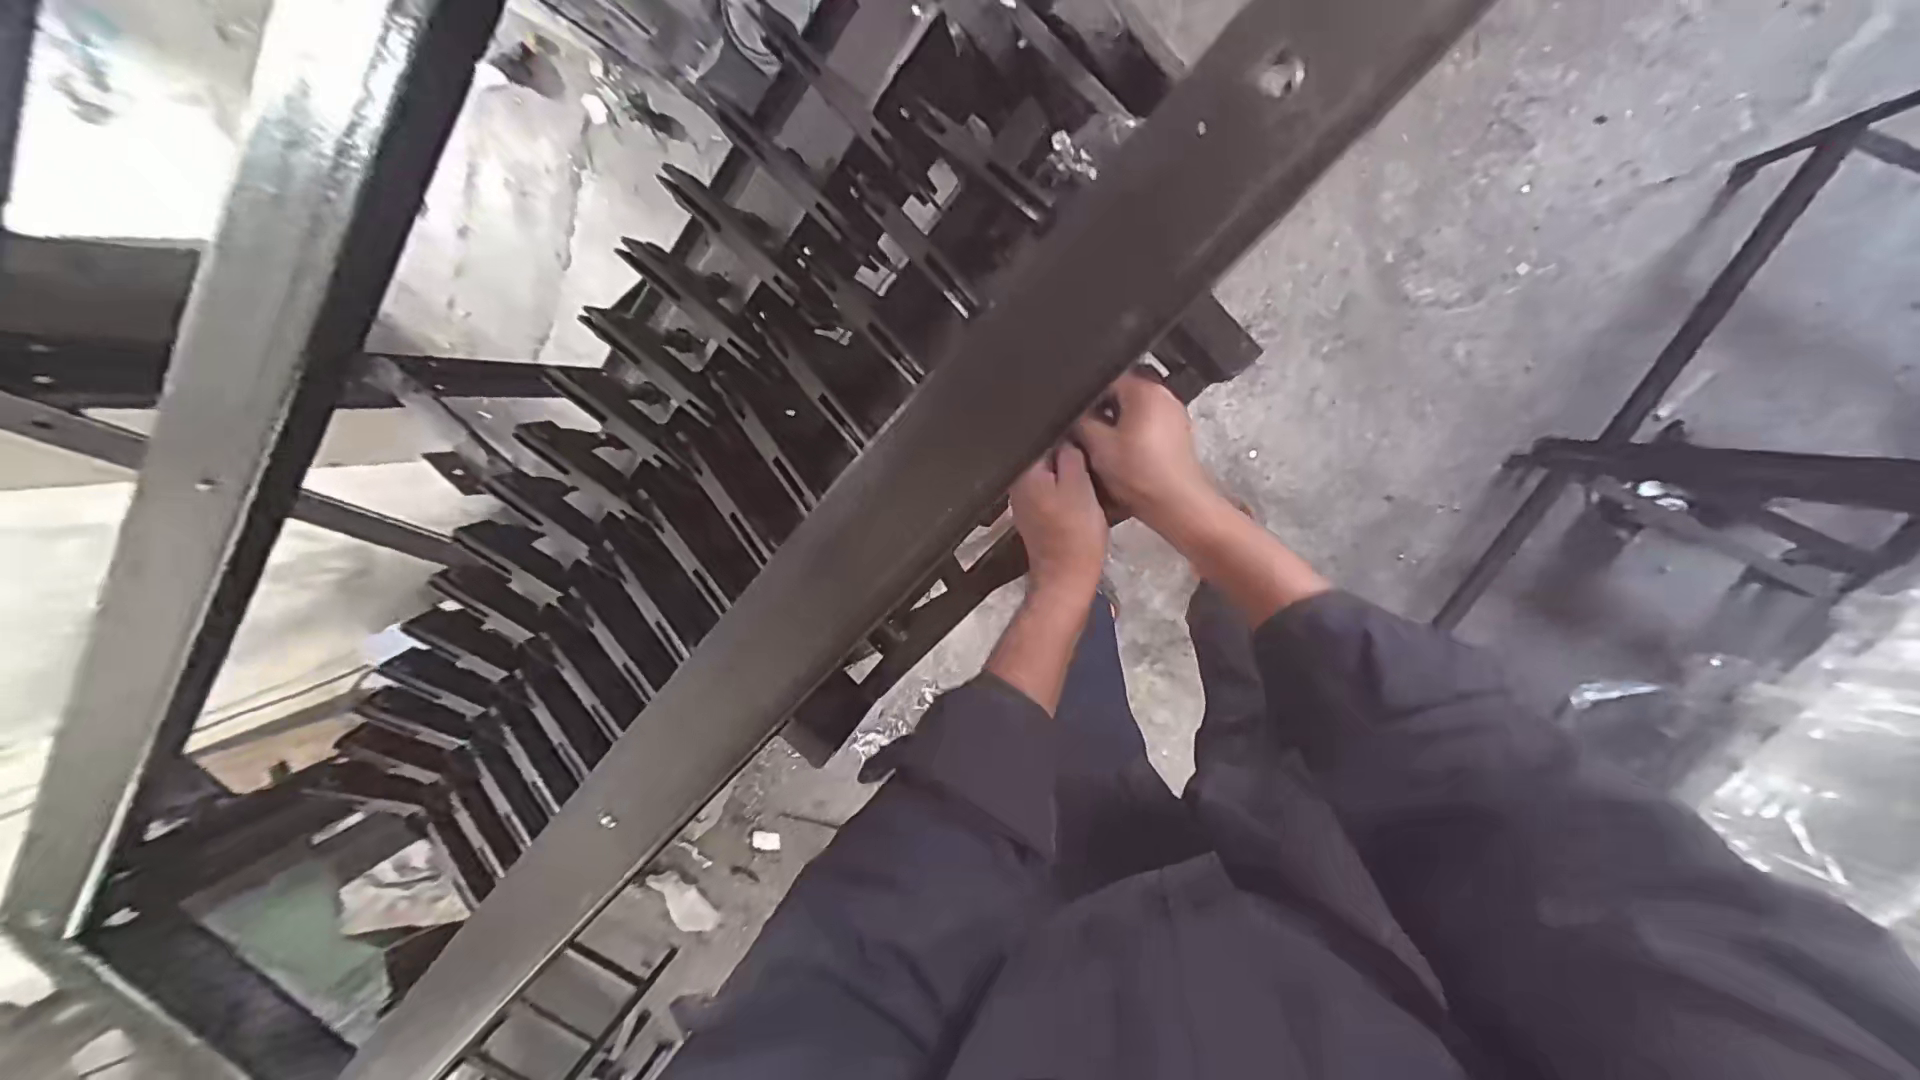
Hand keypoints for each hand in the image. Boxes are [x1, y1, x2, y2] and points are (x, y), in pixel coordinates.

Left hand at [1009, 443, 1108, 599]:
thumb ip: (1070, 453)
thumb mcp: (1080, 483)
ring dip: (1068, 471)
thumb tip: (1067, 436)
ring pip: (1049, 472)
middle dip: (1067, 451)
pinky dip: (1064, 489)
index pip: (1042, 435)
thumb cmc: (1075, 531)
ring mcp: (1023, 501)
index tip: (1087, 433)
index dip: (1067, 430)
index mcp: (1024, 472)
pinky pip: (1050, 490)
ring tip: (1090, 471)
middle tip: (1092, 453)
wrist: (1066, 575)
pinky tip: (1081, 493)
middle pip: (1044, 453)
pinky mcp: (1034, 515)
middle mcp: (1017, 484)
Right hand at [1073, 372, 1220, 529]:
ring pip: (1134, 411)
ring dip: (1116, 426)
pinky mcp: (1176, 435)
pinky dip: (1132, 437)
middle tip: (1088, 434)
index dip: (1087, 397)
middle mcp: (1164, 396)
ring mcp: (1173, 416)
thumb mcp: (1097, 445)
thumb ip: (1080, 421)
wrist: (1176, 503)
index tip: (1076, 416)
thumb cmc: (1140, 474)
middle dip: (1102, 412)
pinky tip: (1123, 457)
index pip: (1107, 377)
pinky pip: (1147, 426)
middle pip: (1122, 394)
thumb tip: (1072, 413)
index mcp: (1146, 390)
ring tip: (1104, 448)